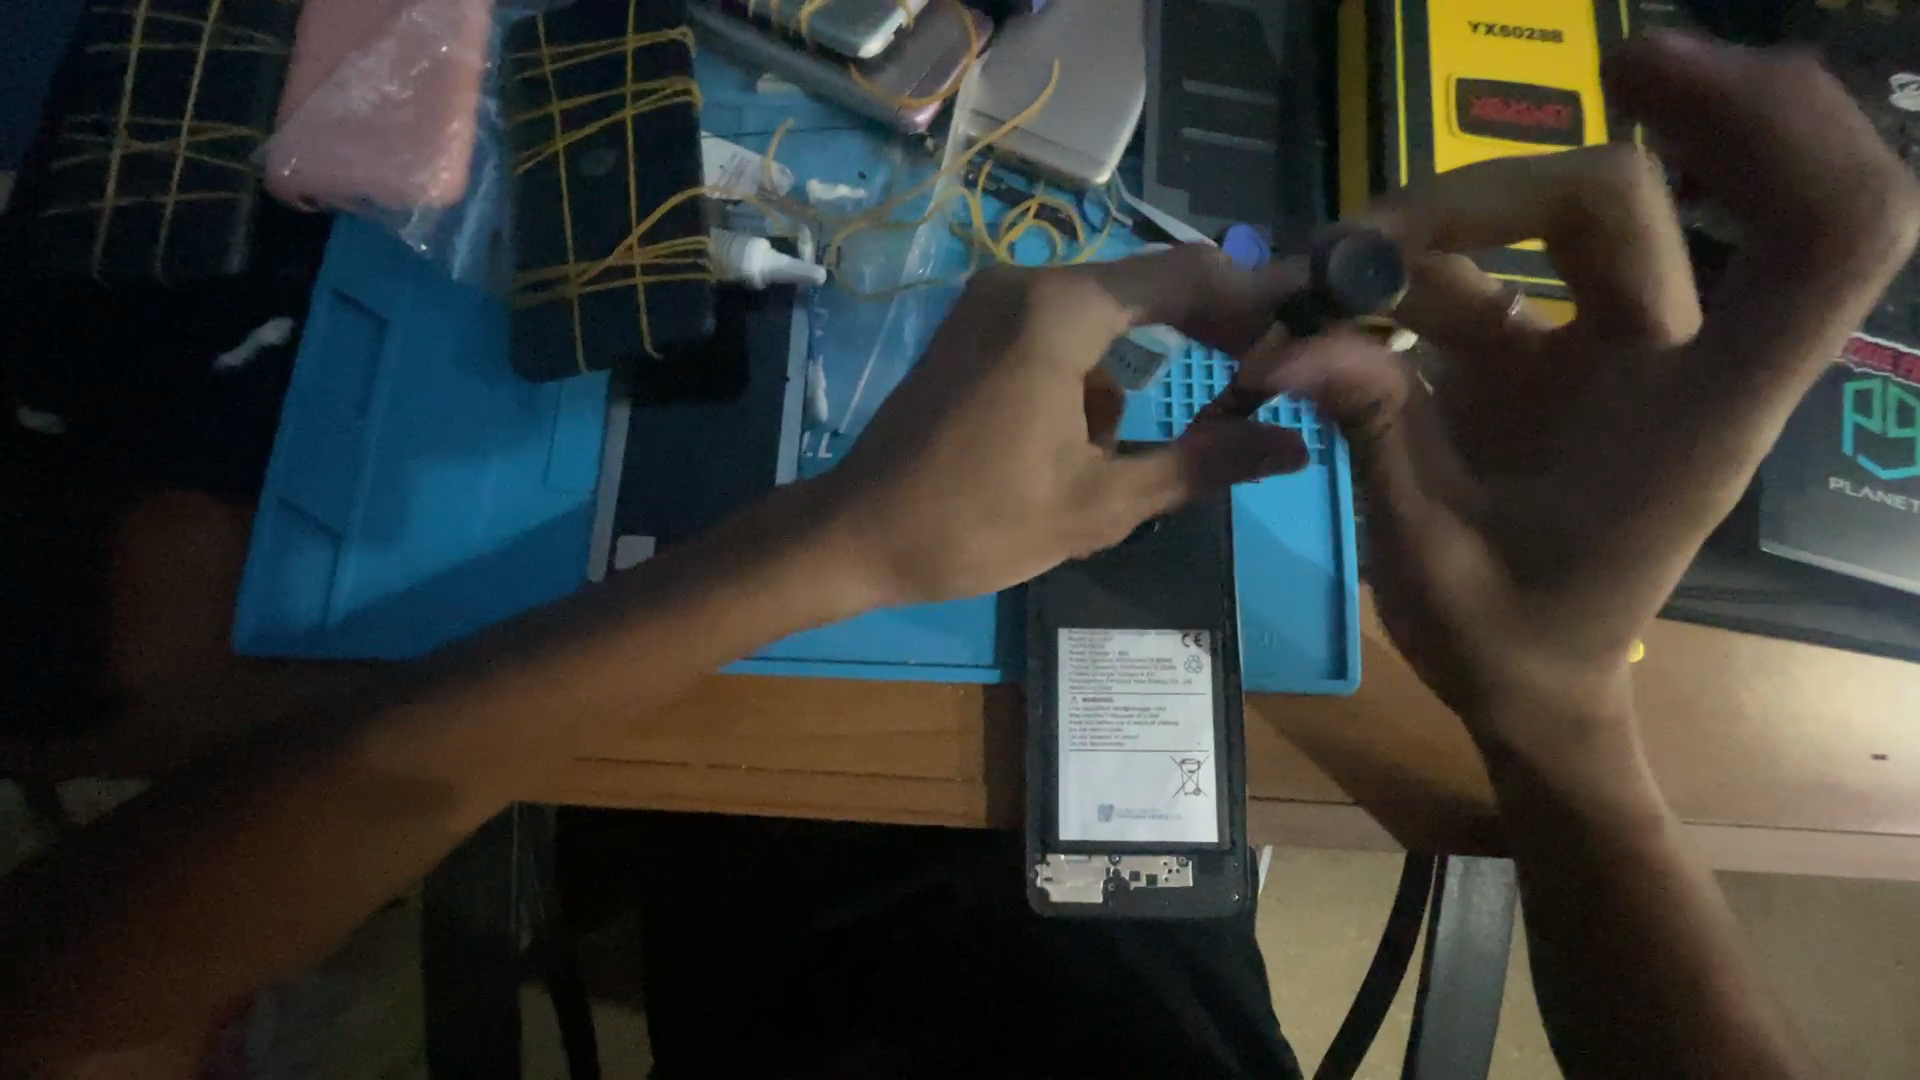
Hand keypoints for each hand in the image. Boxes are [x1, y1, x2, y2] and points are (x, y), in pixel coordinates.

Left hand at [823, 245, 1314, 606]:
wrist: (856, 536)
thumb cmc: (976, 525)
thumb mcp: (1100, 504)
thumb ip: (1202, 464)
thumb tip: (1295, 444)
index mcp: (1059, 311)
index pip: (1186, 274)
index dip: (1252, 302)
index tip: (1301, 335)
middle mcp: (1023, 284)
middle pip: (1142, 291)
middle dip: (1197, 341)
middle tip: (1247, 392)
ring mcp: (987, 304)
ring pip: (1097, 322)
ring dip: (1126, 379)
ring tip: (1119, 456)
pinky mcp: (969, 332)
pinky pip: (1052, 338)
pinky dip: (1080, 381)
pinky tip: (1066, 447)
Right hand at [1236, 33, 1919, 747]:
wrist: (1523, 688)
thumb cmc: (1506, 640)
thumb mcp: (1427, 549)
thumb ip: (1374, 436)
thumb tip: (1287, 347)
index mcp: (1694, 409)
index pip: (1820, 233)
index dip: (1765, 123)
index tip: (1629, 65)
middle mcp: (1656, 361)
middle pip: (1608, 205)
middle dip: (1471, 198)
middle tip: (1345, 245)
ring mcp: (1586, 361)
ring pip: (1525, 242)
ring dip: (1415, 244)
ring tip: (1312, 286)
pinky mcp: (1524, 375)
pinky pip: (1465, 297)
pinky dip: (1395, 294)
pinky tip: (1328, 321)